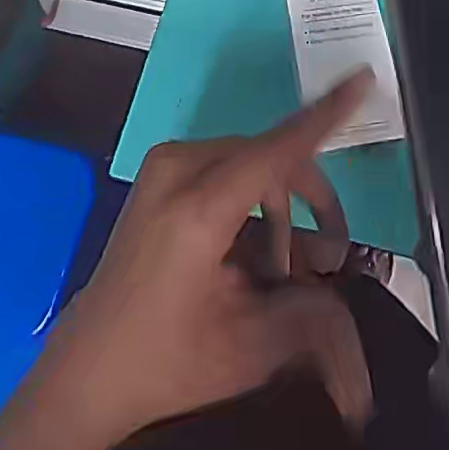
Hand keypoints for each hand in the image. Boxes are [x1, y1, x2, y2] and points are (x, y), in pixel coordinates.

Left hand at [0, 76, 375, 449]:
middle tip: (330, 252)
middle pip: (267, 156)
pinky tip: (254, 255)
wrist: (87, 370)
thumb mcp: (250, 346)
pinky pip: (223, 170)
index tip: (361, 80)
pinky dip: (250, 202)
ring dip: (277, 206)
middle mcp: (177, 172)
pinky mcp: (157, 179)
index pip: (277, 149)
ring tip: (285, 268)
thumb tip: (345, 278)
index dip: (326, 115)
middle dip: (307, 196)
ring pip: (248, 162)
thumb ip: (313, 310)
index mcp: (199, 208)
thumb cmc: (166, 359)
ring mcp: (162, 171)